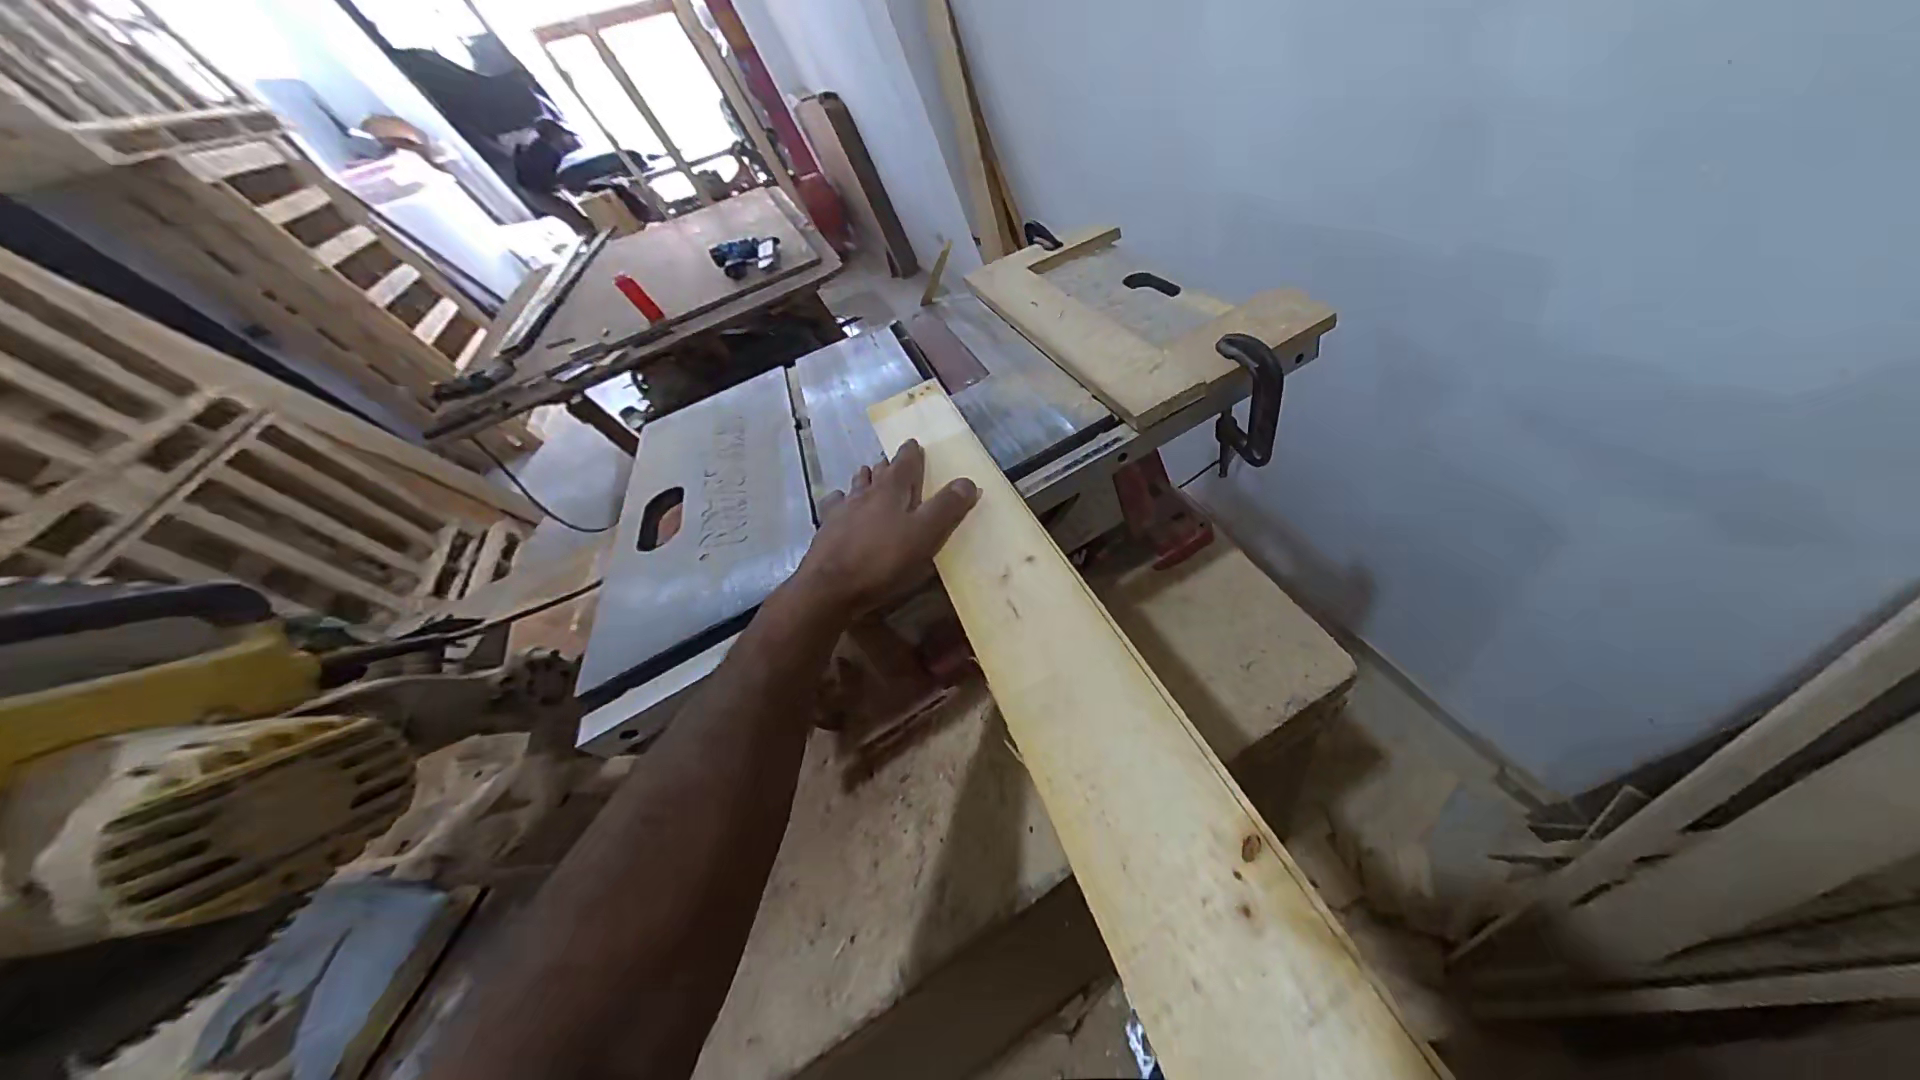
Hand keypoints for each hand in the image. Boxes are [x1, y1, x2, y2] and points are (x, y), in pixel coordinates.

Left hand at [790, 439, 978, 619]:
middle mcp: (865, 494)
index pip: (904, 463)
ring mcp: (842, 511)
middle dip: (888, 466)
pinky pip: (835, 507)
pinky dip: (841, 501)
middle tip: (893, 462)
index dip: (911, 454)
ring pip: (856, 487)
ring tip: (868, 474)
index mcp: (891, 490)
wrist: (829, 587)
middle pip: (878, 473)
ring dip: (865, 479)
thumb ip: (947, 508)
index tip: (914, 443)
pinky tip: (840, 504)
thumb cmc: (883, 560)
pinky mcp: (826, 530)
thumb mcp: (925, 535)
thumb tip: (967, 481)